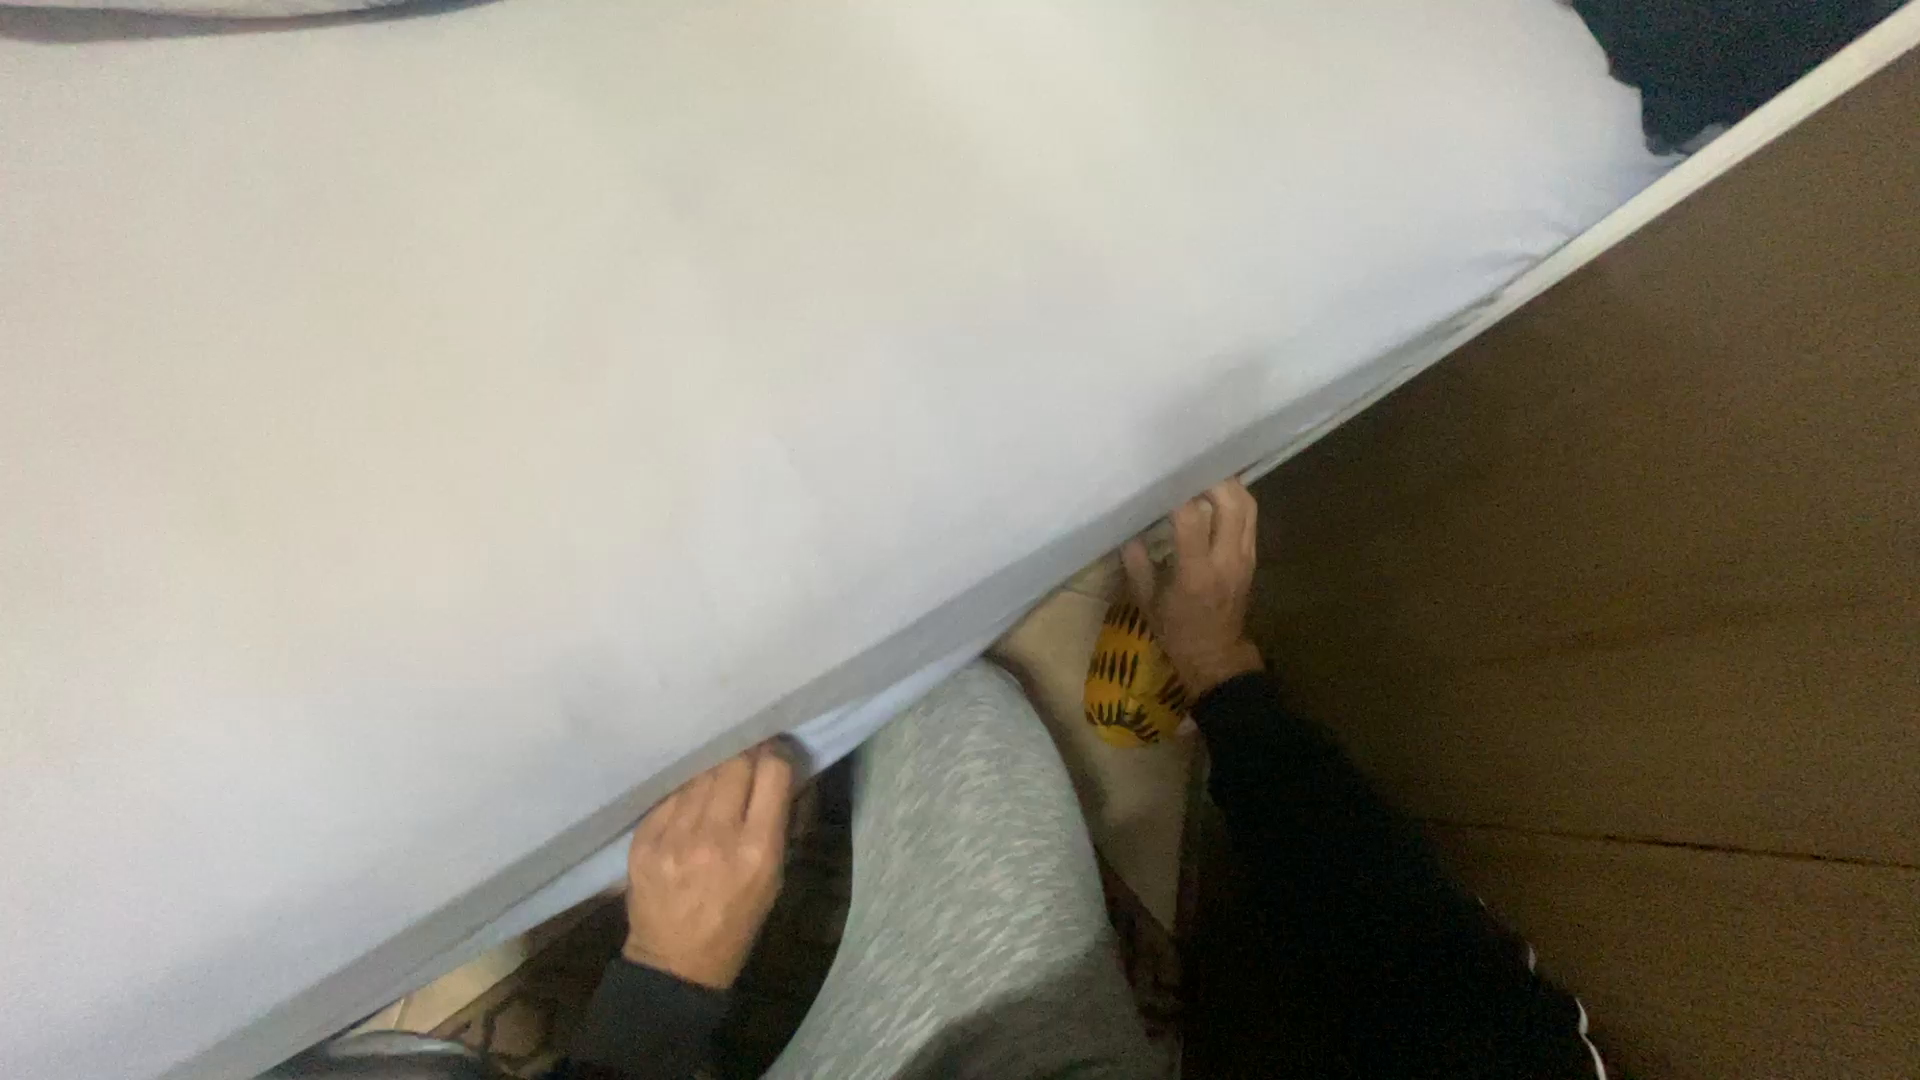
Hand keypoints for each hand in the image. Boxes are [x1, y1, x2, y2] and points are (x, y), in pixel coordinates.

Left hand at [622, 744, 793, 989]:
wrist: (674, 964)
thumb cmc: (738, 919)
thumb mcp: (774, 875)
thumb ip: (775, 821)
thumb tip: (777, 770)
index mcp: (757, 850)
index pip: (772, 773)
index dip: (777, 756)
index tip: (775, 754)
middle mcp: (715, 837)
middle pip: (734, 764)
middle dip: (746, 755)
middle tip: (748, 757)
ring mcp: (674, 838)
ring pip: (701, 774)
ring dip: (715, 771)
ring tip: (719, 777)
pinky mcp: (643, 841)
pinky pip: (671, 795)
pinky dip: (686, 793)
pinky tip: (691, 805)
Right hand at [1121, 478, 1264, 697]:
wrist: (1216, 655)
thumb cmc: (1176, 631)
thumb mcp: (1146, 601)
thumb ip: (1137, 562)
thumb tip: (1128, 529)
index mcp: (1195, 574)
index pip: (1192, 520)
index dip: (1179, 494)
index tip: (1162, 479)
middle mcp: (1226, 560)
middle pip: (1232, 503)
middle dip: (1212, 478)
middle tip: (1188, 467)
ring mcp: (1245, 557)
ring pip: (1247, 505)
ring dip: (1228, 484)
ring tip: (1202, 473)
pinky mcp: (1252, 557)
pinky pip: (1249, 517)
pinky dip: (1234, 498)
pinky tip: (1214, 493)